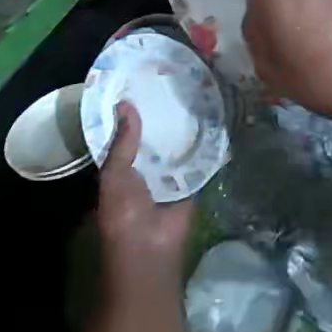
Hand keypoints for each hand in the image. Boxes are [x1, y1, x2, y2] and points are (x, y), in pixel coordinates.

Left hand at [96, 101, 194, 281]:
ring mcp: (172, 176)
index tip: (145, 84)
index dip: (134, 113)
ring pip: (179, 147)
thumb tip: (125, 103)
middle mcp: (147, 170)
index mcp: (122, 168)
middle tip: (178, 84)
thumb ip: (123, 142)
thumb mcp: (115, 174)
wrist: (151, 247)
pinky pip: (201, 161)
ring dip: (187, 130)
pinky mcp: (195, 182)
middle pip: (156, 139)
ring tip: (200, 95)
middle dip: (164, 118)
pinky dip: (208, 146)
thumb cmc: (123, 212)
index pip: (128, 135)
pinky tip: (217, 122)